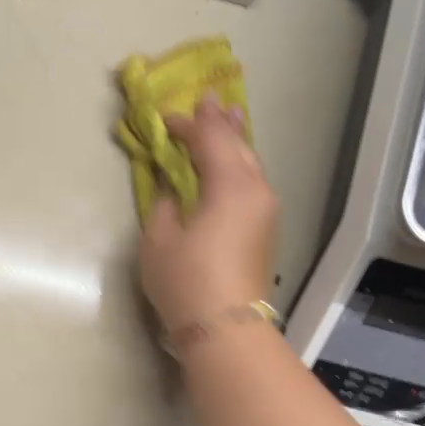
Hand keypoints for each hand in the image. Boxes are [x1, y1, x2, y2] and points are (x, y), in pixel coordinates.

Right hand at [137, 94, 279, 338]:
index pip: (209, 140)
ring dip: (235, 141)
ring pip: (250, 163)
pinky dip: (238, 166)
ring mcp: (265, 211)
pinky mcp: (264, 231)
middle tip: (210, 99)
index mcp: (230, 185)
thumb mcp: (159, 241)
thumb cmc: (186, 281)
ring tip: (227, 120)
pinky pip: (251, 184)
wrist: (225, 326)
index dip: (187, 125)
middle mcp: (256, 189)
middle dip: (222, 122)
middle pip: (240, 144)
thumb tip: (173, 192)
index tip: (166, 118)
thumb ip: (165, 206)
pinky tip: (231, 166)